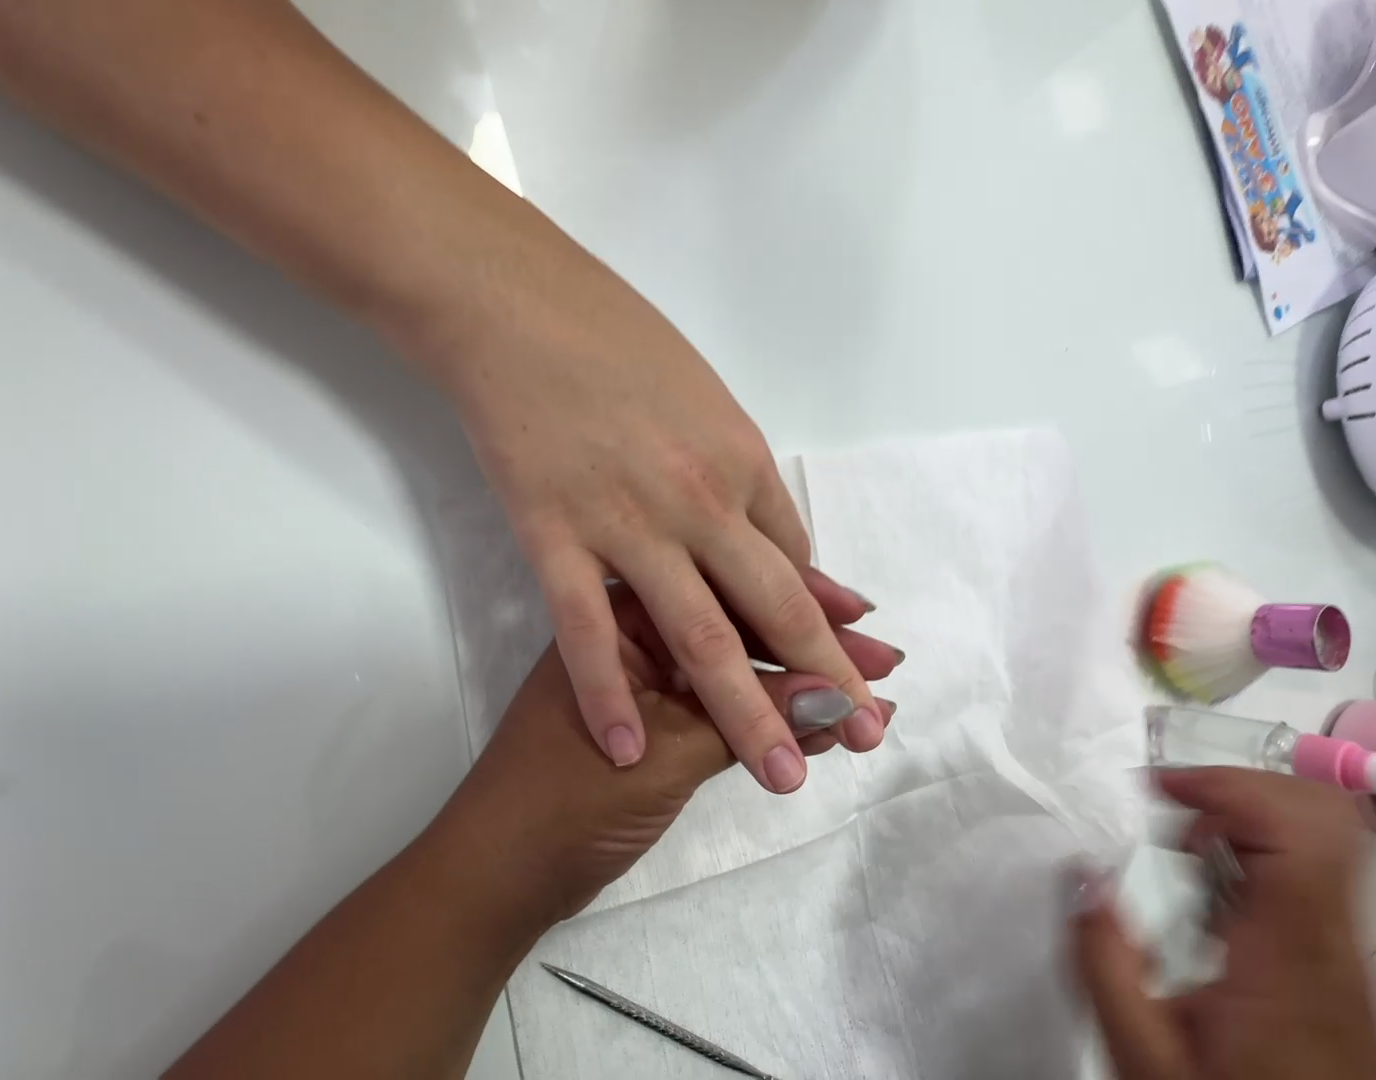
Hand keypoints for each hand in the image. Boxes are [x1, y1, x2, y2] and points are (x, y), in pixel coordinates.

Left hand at [433, 582, 901, 924]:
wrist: (497, 875)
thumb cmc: (563, 797)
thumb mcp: (664, 754)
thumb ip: (749, 721)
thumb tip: (839, 699)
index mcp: (627, 613)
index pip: (727, 596)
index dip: (800, 614)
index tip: (865, 625)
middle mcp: (644, 636)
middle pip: (743, 630)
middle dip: (816, 648)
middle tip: (886, 661)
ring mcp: (653, 683)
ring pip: (742, 670)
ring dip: (803, 685)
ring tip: (872, 695)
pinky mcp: (662, 727)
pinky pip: (728, 709)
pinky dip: (774, 718)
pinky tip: (823, 724)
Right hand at [439, 244, 882, 794]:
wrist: (514, 303)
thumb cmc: (614, 341)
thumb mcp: (706, 402)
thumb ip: (750, 483)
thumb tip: (798, 553)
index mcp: (742, 461)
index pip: (797, 564)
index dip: (826, 627)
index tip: (852, 675)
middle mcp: (702, 500)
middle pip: (776, 609)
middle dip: (824, 683)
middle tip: (861, 745)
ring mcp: (629, 522)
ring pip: (699, 635)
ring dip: (746, 714)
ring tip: (780, 780)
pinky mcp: (554, 536)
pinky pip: (588, 630)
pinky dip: (609, 694)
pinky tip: (627, 750)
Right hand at [1069, 769, 1375, 1079]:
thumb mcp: (1143, 1055)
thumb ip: (1105, 962)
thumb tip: (1083, 872)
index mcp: (1288, 957)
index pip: (1294, 826)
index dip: (1226, 784)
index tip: (1157, 788)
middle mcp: (1338, 942)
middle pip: (1326, 813)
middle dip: (1240, 787)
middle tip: (1175, 812)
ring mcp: (1355, 948)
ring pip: (1331, 831)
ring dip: (1250, 813)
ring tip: (1186, 845)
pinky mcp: (1350, 957)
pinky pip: (1323, 864)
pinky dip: (1264, 843)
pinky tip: (1214, 883)